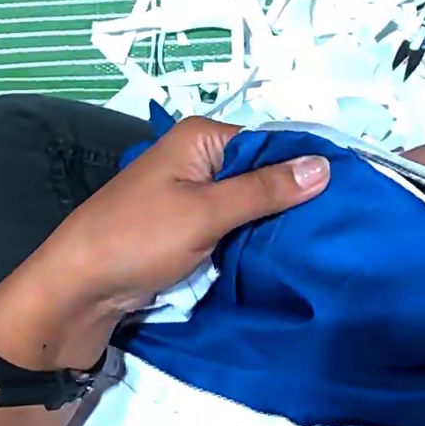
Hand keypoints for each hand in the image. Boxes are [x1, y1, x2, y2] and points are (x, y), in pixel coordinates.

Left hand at [0, 117, 329, 369]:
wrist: (80, 287)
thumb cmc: (139, 237)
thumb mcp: (206, 212)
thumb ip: (264, 190)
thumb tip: (324, 165)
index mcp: (200, 139)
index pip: (266, 143)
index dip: (302, 167)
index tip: (344, 196)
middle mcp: (196, 157)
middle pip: (258, 172)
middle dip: (289, 198)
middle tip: (335, 227)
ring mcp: (190, 192)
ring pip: (246, 202)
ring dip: (270, 222)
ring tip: (318, 242)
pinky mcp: (187, 224)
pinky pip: (230, 224)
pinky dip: (249, 238)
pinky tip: (281, 254)